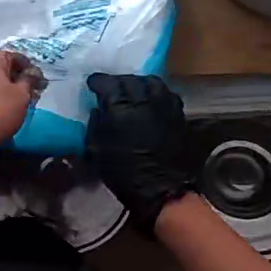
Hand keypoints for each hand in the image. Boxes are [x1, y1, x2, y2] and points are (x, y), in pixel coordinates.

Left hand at [0, 50, 40, 145]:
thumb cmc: (0, 111)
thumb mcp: (22, 95)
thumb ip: (29, 79)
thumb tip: (32, 73)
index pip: (14, 55)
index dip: (29, 65)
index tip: (39, 78)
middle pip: (4, 66)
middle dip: (19, 76)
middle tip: (34, 89)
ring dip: (10, 85)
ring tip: (24, 99)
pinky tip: (9, 103)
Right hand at [85, 73, 197, 234]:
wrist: (161, 191)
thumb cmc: (124, 174)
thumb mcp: (97, 150)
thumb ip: (96, 124)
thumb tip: (98, 109)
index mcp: (120, 109)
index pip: (108, 83)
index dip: (98, 81)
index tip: (92, 84)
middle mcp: (144, 101)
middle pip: (130, 80)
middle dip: (118, 81)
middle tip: (110, 86)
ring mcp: (164, 106)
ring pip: (151, 82)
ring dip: (138, 82)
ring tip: (132, 89)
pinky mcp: (178, 114)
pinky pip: (166, 93)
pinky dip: (156, 92)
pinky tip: (151, 99)